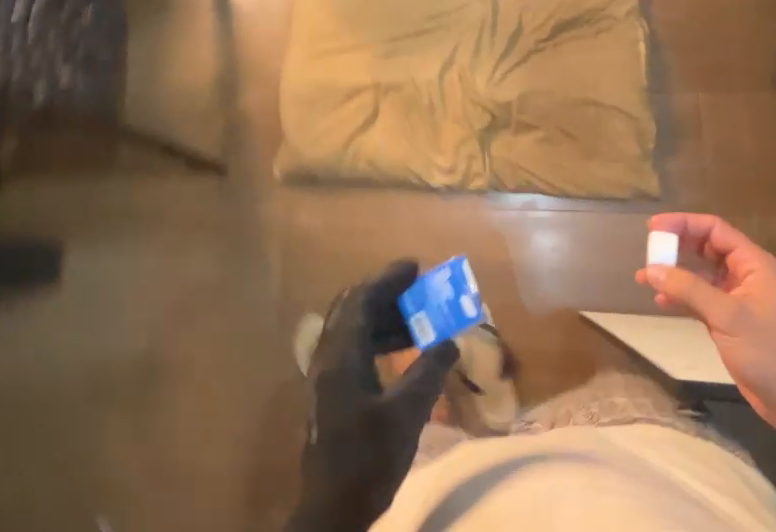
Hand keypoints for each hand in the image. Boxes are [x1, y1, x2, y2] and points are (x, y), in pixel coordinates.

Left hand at [289, 260, 459, 531]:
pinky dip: (379, 341)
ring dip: (384, 319)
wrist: (333, 507)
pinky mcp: (331, 393)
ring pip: (354, 330)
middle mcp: (328, 357)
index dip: (387, 279)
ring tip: (419, 321)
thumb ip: (428, 372)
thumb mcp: (407, 414)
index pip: (361, 300)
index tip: (415, 267)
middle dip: (385, 295)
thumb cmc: (369, 458)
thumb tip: (449, 341)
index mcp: (340, 355)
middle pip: (353, 309)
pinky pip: (354, 350)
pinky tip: (403, 354)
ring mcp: (326, 376)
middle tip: (418, 289)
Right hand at [635, 213, 775, 463]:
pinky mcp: (732, 324)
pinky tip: (661, 302)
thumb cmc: (771, 354)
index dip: (684, 223)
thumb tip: (652, 268)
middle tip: (648, 252)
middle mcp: (747, 277)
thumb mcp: (728, 316)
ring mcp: (740, 301)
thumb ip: (689, 289)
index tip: (653, 227)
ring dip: (675, 275)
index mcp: (755, 265)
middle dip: (677, 248)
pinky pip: (701, 301)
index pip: (715, 230)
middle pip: (707, 249)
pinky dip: (681, 299)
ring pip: (702, 276)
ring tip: (644, 278)